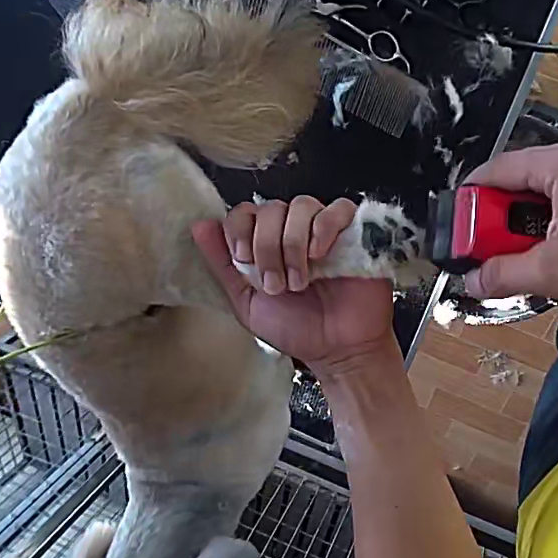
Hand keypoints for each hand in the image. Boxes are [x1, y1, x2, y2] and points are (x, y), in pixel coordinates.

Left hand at [191, 196, 399, 377]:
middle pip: (272, 208)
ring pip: (303, 206)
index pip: (246, 212)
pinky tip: (320, 253)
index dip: (240, 230)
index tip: (244, 261)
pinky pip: (341, 210)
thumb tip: (200, 226)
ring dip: (293, 241)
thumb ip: (224, 266)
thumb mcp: (247, 303)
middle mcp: (296, 234)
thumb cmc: (298, 331)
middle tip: (276, 283)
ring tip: (300, 278)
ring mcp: (327, 234)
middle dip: (267, 245)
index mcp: (268, 245)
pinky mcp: (358, 236)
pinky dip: (325, 226)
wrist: (338, 351)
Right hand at [459, 141, 557, 315]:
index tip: (463, 233)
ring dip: (533, 228)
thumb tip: (475, 279)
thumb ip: (504, 274)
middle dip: (505, 221)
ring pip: (552, 196)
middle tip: (495, 254)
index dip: (473, 204)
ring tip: (528, 262)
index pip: (497, 170)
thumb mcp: (554, 272)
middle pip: (524, 182)